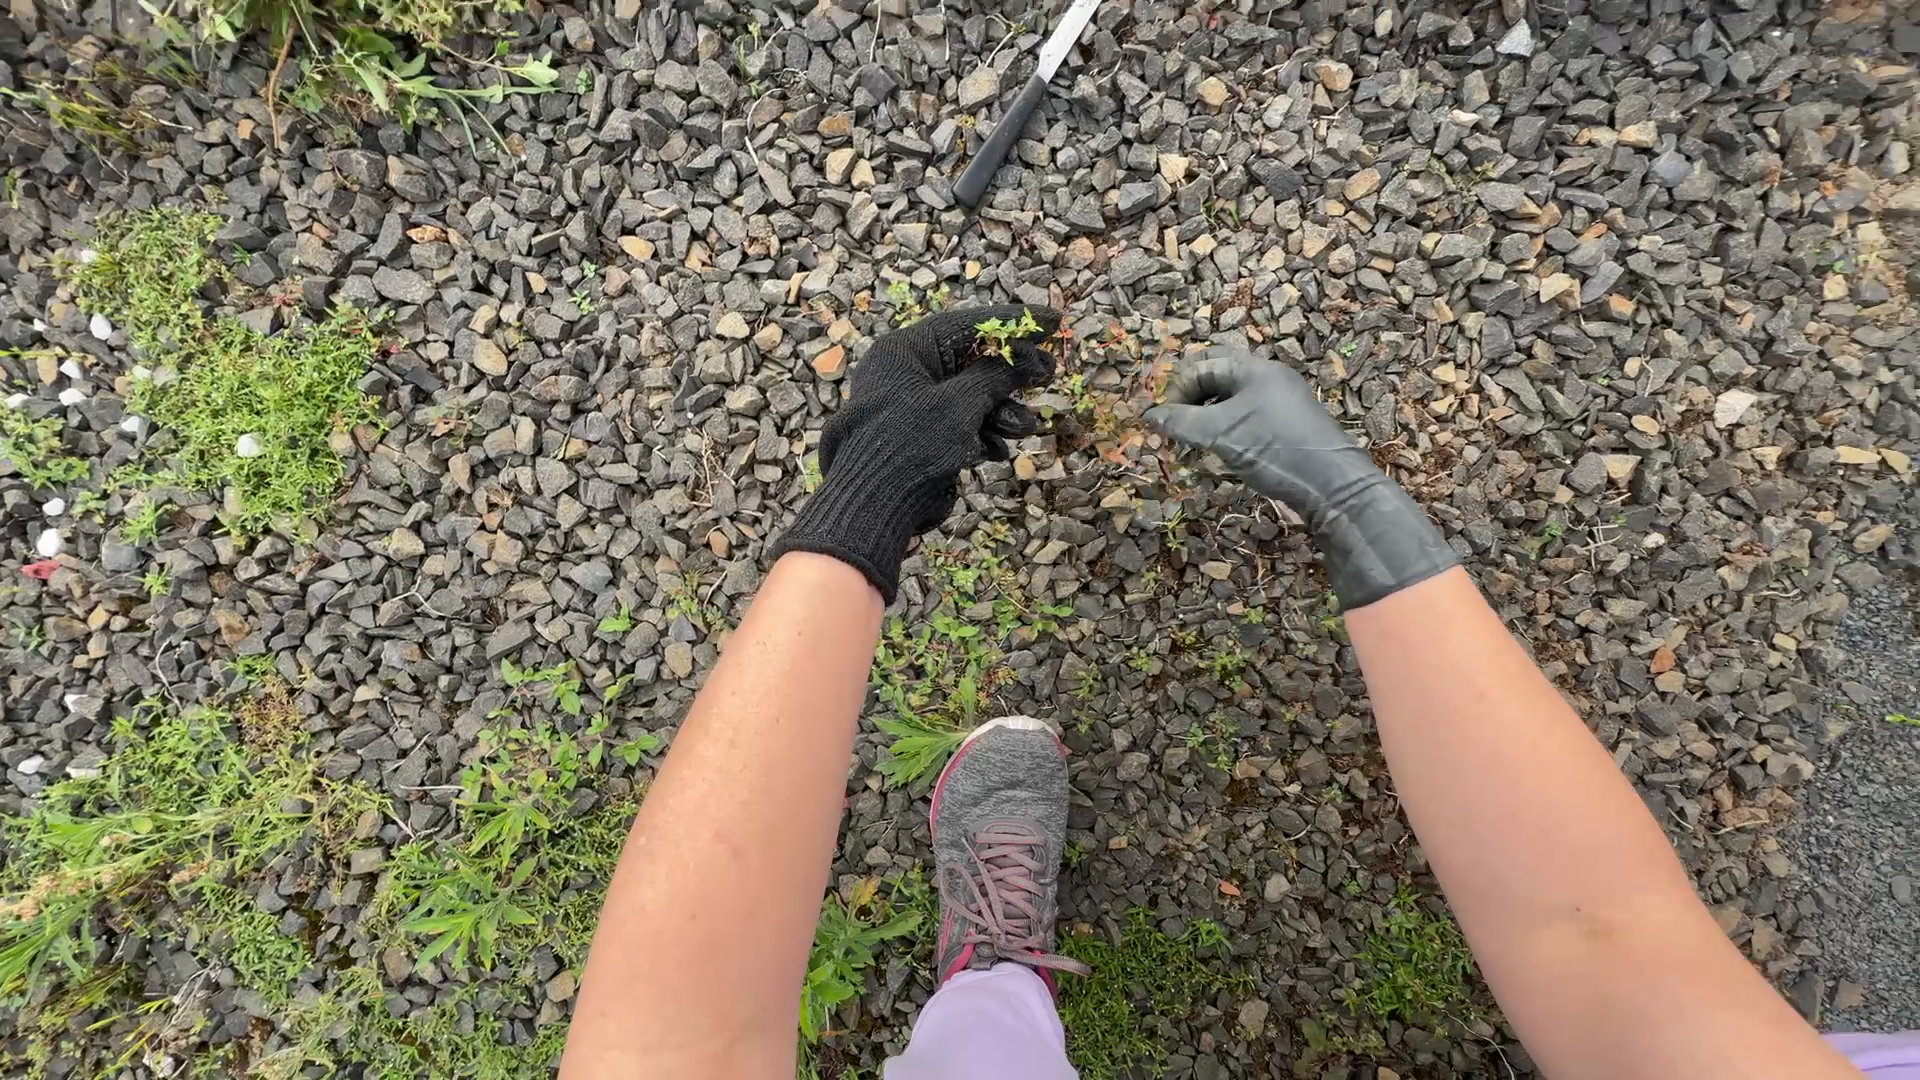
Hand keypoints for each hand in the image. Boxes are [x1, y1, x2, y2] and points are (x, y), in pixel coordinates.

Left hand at [769, 306, 1058, 602]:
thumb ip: (996, 376)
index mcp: (905, 352)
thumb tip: (1026, 361)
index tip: (1053, 322)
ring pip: (970, 398)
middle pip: (971, 362)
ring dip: (1001, 411)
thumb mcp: (961, 403)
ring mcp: (913, 408)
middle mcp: (907, 374)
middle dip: (1011, 374)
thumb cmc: (914, 443)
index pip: (966, 326)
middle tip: (1048, 374)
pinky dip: (982, 435)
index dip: (1012, 322)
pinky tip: (995, 450)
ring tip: (1024, 427)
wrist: (877, 505)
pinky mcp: (923, 439)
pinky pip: (960, 426)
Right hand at [1145, 347, 1457, 609]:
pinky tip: (1215, 452)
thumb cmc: (1274, 449)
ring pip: (1228, 400)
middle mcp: (1267, 379)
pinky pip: (1243, 418)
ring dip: (1203, 418)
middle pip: (1215, 379)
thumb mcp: (1220, 434)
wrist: (1332, 485)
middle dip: (1189, 401)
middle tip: (1173, 427)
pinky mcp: (1283, 426)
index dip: (1177, 388)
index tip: (1164, 419)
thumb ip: (1181, 422)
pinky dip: (1222, 430)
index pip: (1202, 364)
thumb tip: (1147, 415)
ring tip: (1190, 442)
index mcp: (1254, 369)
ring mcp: (1277, 402)